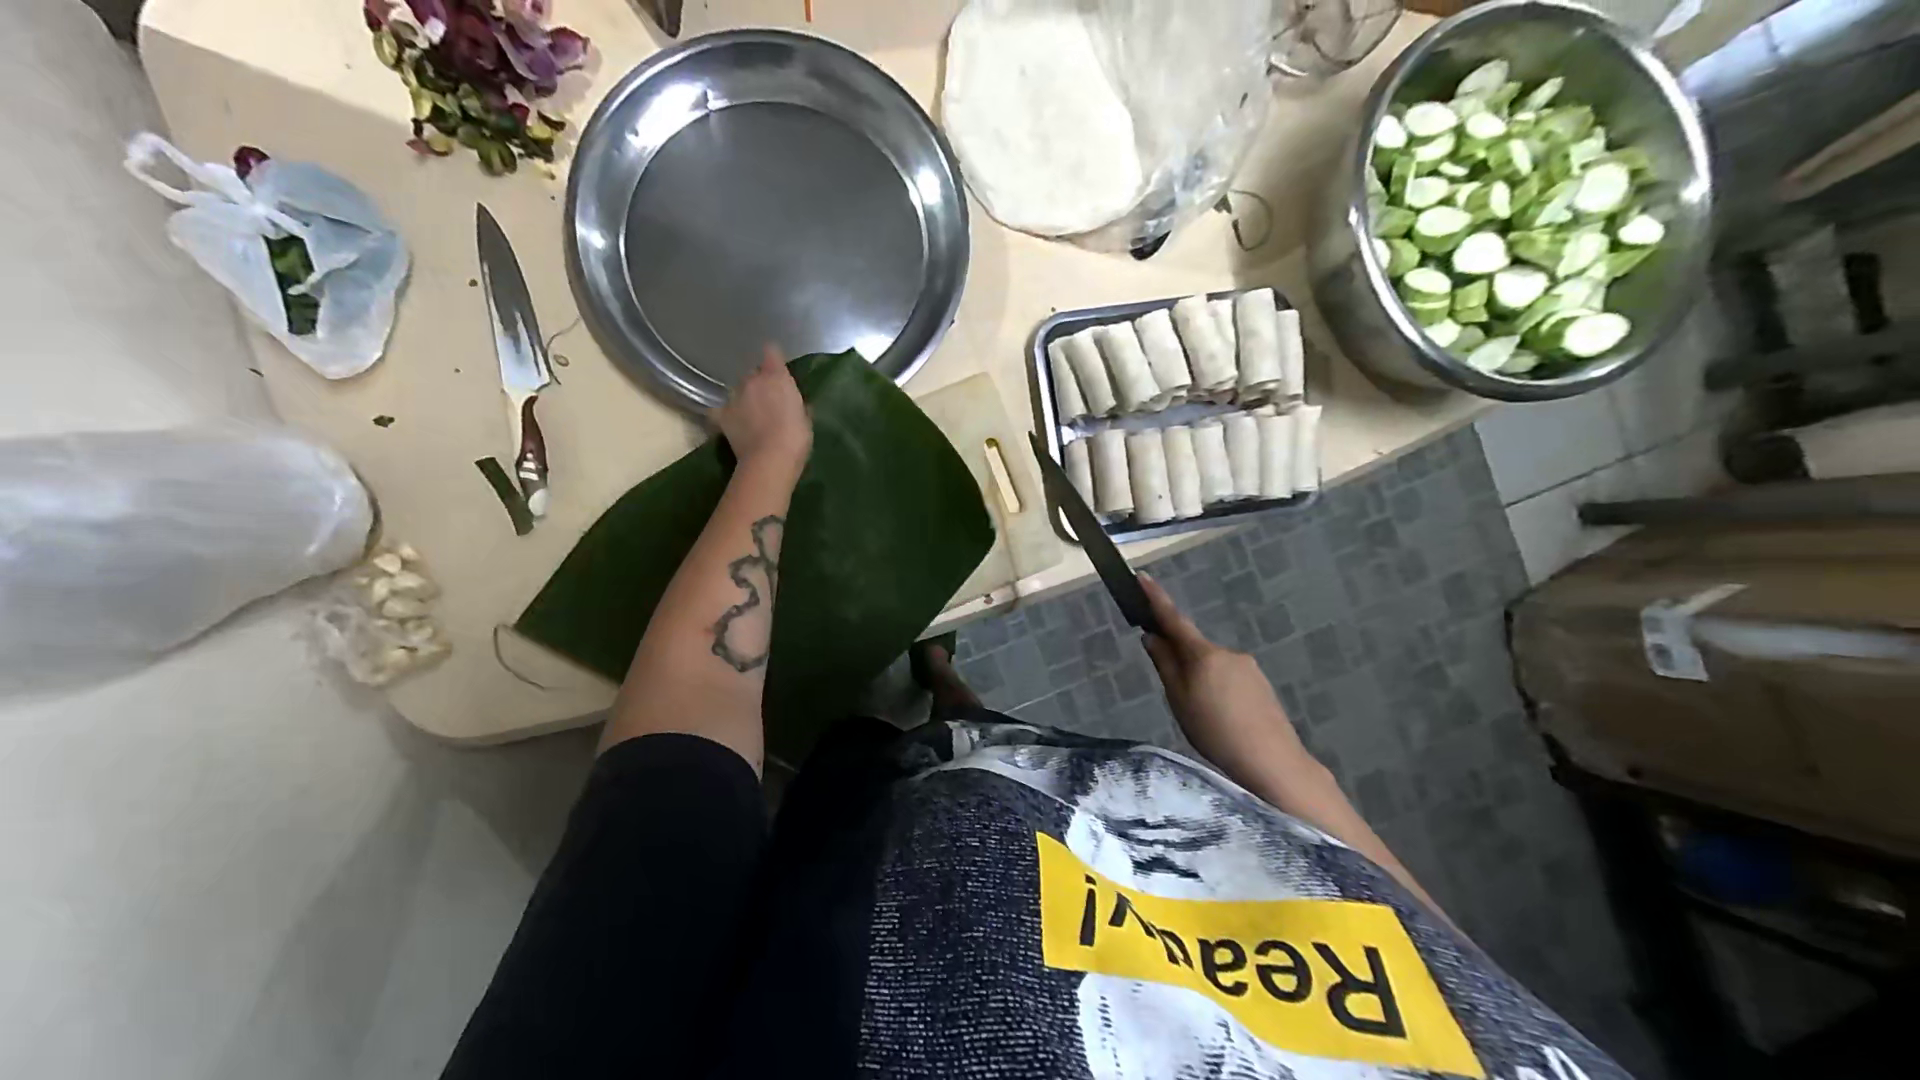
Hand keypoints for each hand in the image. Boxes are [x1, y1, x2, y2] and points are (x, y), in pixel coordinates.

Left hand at [717, 346, 811, 474]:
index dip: (774, 358)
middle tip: (768, 400)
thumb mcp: (806, 420)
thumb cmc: (796, 438)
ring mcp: (734, 397)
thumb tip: (797, 405)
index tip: (777, 367)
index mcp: (777, 377)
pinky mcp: (722, 415)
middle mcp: (753, 381)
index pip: (772, 352)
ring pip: (737, 390)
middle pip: (753, 374)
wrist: (770, 460)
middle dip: (759, 383)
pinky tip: (728, 421)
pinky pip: (719, 410)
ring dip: (744, 398)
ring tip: (750, 414)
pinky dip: (723, 413)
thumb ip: (799, 406)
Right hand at [1139, 574, 1324, 792]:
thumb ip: (1165, 664)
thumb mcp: (1179, 700)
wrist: (1272, 761)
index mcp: (1203, 654)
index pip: (1174, 619)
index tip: (1142, 577)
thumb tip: (1152, 636)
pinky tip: (1222, 719)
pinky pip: (1229, 678)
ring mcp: (1248, 667)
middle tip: (1174, 693)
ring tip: (1201, 717)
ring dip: (1201, 680)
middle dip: (1180, 660)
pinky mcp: (1261, 684)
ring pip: (1212, 665)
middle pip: (1194, 647)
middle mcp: (1228, 652)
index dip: (1156, 599)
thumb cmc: (1214, 731)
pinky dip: (1218, 690)